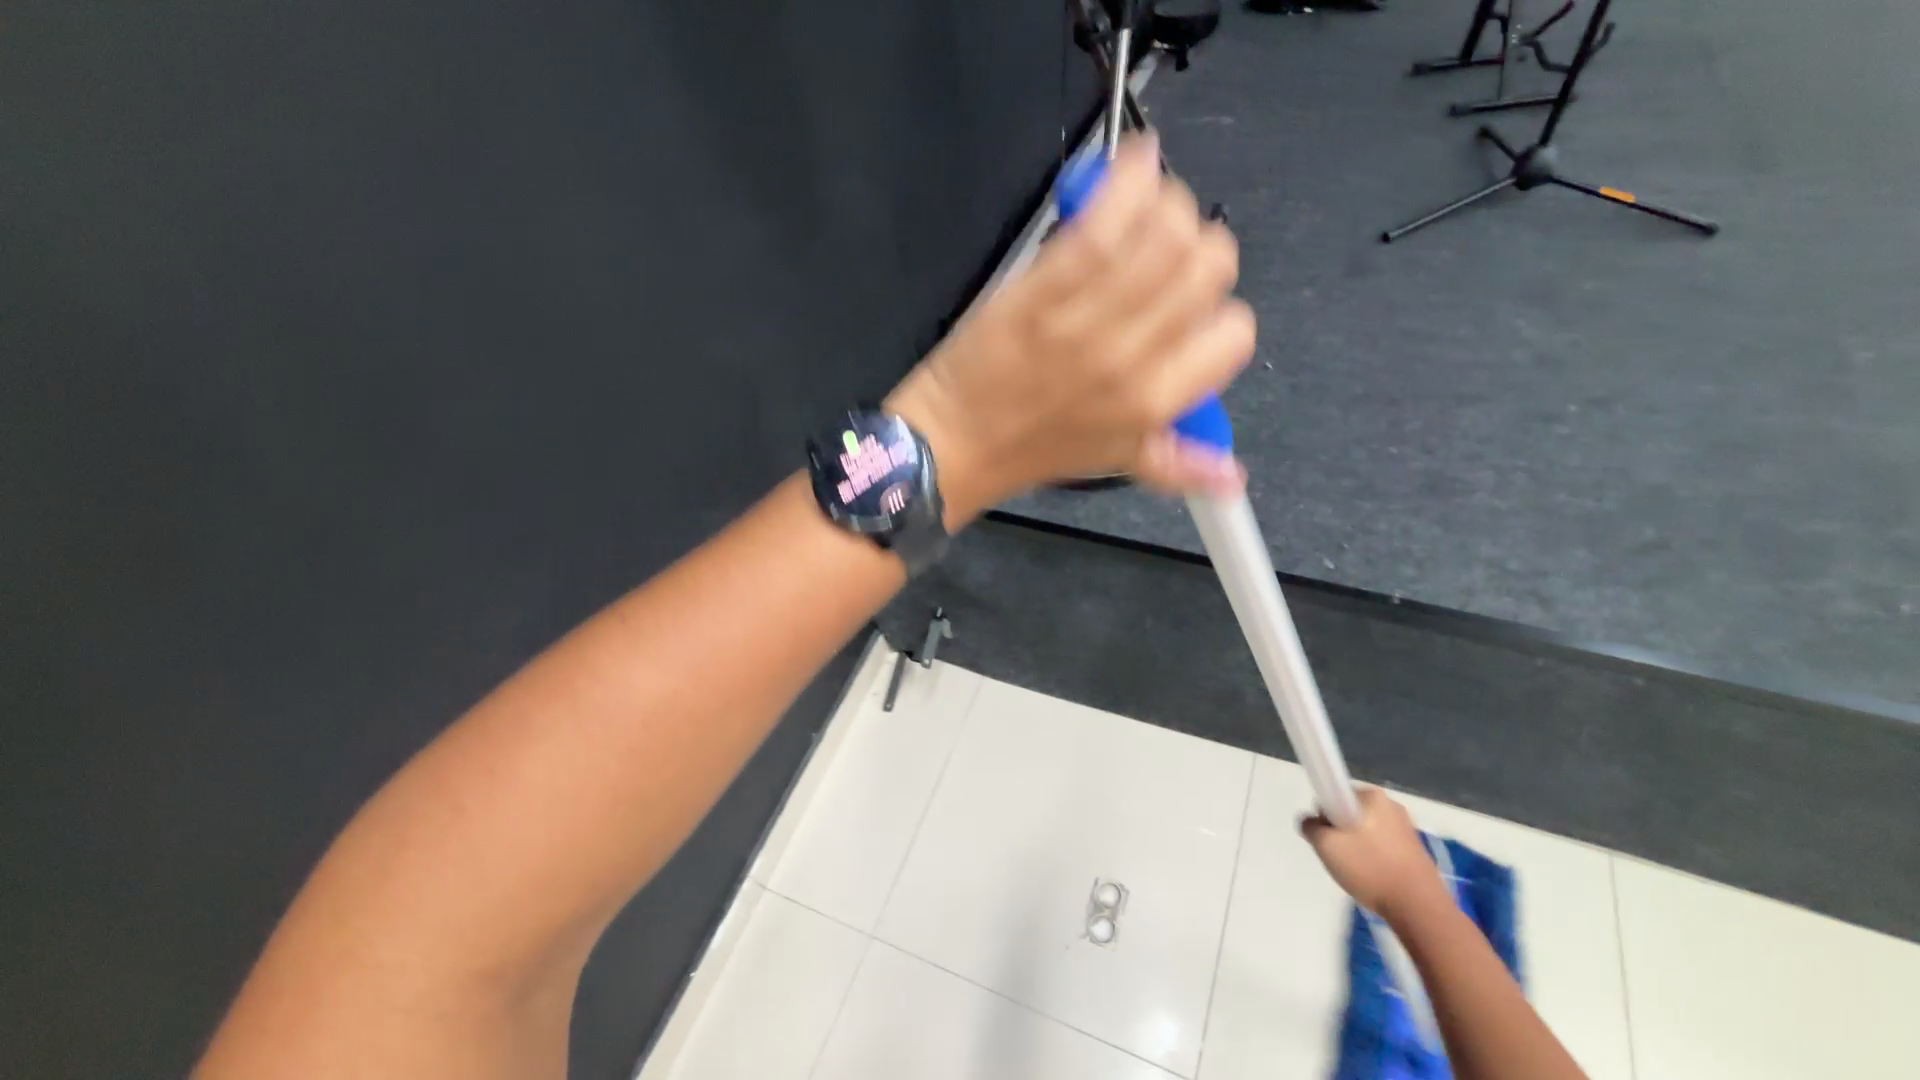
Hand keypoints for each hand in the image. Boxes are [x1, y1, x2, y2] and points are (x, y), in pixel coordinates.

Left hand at [886, 133, 1252, 523]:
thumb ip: (1180, 464)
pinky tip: (1134, 162)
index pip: (1233, 334)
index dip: (1219, 312)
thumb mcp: (1118, 462)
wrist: (956, 441)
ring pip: (1165, 234)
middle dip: (1201, 247)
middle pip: (1207, 267)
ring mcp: (1087, 318)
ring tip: (1152, 204)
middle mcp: (1133, 356)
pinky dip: (1127, 182)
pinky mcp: (1043, 286)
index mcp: (1157, 401)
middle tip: (1170, 249)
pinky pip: (1101, 224)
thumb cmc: (1034, 450)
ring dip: (1170, 205)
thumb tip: (1234, 475)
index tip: (1191, 307)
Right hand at [1300, 788, 1448, 919]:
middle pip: (1351, 813)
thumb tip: (1312, 821)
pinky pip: (1383, 846)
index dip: (1325, 815)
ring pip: (1366, 831)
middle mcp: (1392, 805)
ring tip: (1358, 872)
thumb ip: (1310, 826)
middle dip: (1341, 832)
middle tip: (1340, 857)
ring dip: (1358, 847)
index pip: (1336, 794)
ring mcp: (1407, 827)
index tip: (1328, 838)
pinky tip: (1375, 878)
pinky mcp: (1416, 849)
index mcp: (1372, 796)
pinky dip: (1374, 858)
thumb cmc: (1370, 868)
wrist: (1419, 907)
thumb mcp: (1325, 845)